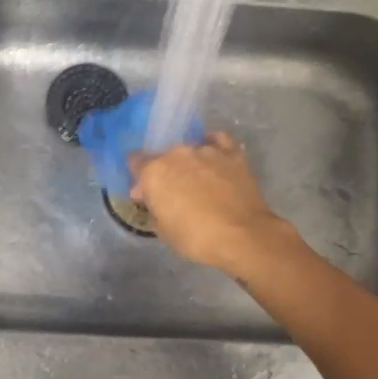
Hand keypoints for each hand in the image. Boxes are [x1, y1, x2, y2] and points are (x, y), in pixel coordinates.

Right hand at [130, 132, 297, 277]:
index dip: (139, 178)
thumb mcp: (163, 230)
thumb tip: (149, 196)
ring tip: (198, 180)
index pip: (135, 162)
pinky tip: (214, 156)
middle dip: (165, 172)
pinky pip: (218, 140)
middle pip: (164, 156)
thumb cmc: (196, 238)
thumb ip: (153, 207)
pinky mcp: (232, 153)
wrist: (242, 236)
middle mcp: (177, 154)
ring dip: (189, 163)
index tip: (145, 192)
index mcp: (154, 172)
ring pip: (190, 149)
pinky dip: (213, 145)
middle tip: (174, 192)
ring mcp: (206, 150)